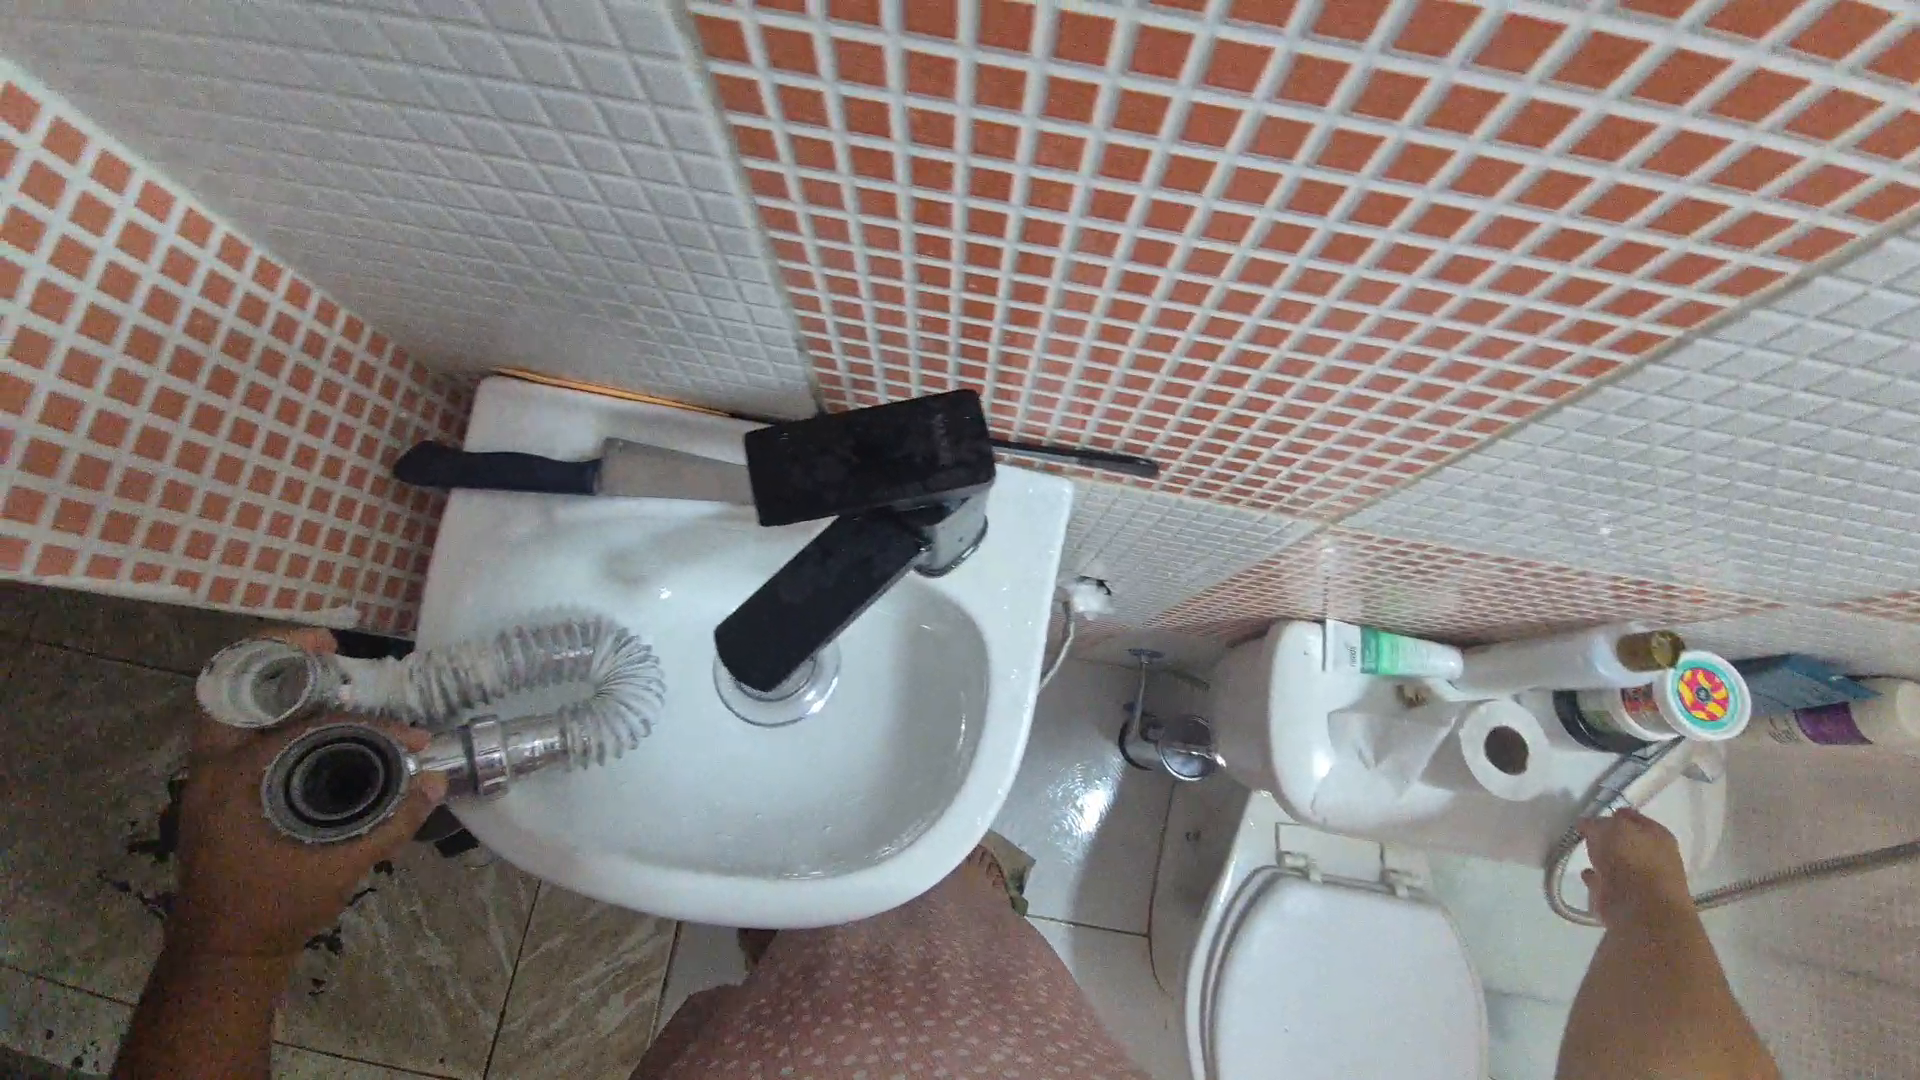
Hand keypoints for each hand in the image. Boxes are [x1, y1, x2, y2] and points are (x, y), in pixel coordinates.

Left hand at [166, 629, 446, 962]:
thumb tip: (438, 779)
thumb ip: (394, 820)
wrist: (227, 950)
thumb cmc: (277, 906)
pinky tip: (328, 722)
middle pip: (232, 694)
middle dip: (280, 659)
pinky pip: (247, 734)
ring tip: (334, 675)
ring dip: (283, 685)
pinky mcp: (225, 791)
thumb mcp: (342, 865)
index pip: (303, 728)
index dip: (366, 724)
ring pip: (236, 710)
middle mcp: (215, 773)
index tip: (409, 734)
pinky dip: (284, 715)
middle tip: (331, 645)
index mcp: (236, 785)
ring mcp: (214, 781)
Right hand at [1578, 807, 1694, 928]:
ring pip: (1616, 860)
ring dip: (1603, 856)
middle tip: (1587, 830)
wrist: (1641, 908)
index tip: (1596, 812)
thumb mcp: (1611, 827)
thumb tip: (1588, 824)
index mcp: (1657, 836)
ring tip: (1584, 850)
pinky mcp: (1623, 896)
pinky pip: (1604, 880)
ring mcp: (1639, 878)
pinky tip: (1586, 873)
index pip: (1633, 817)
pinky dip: (1596, 876)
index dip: (1615, 813)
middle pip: (1625, 840)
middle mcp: (1653, 856)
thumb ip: (1598, 822)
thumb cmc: (1631, 860)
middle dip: (1608, 835)